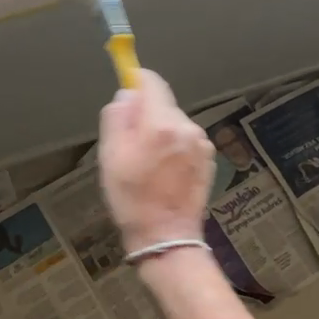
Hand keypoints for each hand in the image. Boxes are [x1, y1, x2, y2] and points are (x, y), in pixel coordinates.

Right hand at [97, 70, 214, 252]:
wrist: (166, 237)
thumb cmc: (132, 196)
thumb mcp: (110, 154)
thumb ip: (117, 116)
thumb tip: (128, 94)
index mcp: (161, 123)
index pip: (152, 81)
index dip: (136, 81)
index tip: (126, 95)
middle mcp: (187, 127)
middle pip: (162, 103)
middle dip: (145, 114)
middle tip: (129, 142)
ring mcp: (201, 144)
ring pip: (173, 122)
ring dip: (160, 131)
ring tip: (147, 162)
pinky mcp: (208, 160)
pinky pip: (184, 140)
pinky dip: (173, 147)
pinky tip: (164, 172)